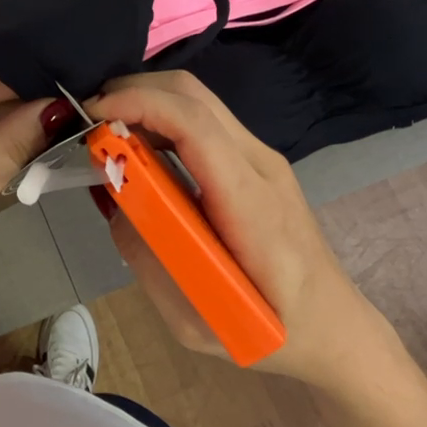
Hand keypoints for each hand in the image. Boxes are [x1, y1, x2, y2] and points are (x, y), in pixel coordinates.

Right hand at [86, 70, 384, 388]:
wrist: (339, 330)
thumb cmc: (276, 335)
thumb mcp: (199, 324)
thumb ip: (148, 262)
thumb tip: (112, 199)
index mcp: (254, 207)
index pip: (196, 127)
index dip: (139, 106)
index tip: (91, 116)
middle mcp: (262, 166)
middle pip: (191, 95)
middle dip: (131, 92)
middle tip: (87, 121)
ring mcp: (262, 156)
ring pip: (195, 96)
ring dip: (143, 100)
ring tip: (104, 132)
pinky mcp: (253, 157)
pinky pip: (199, 116)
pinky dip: (158, 114)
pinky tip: (135, 144)